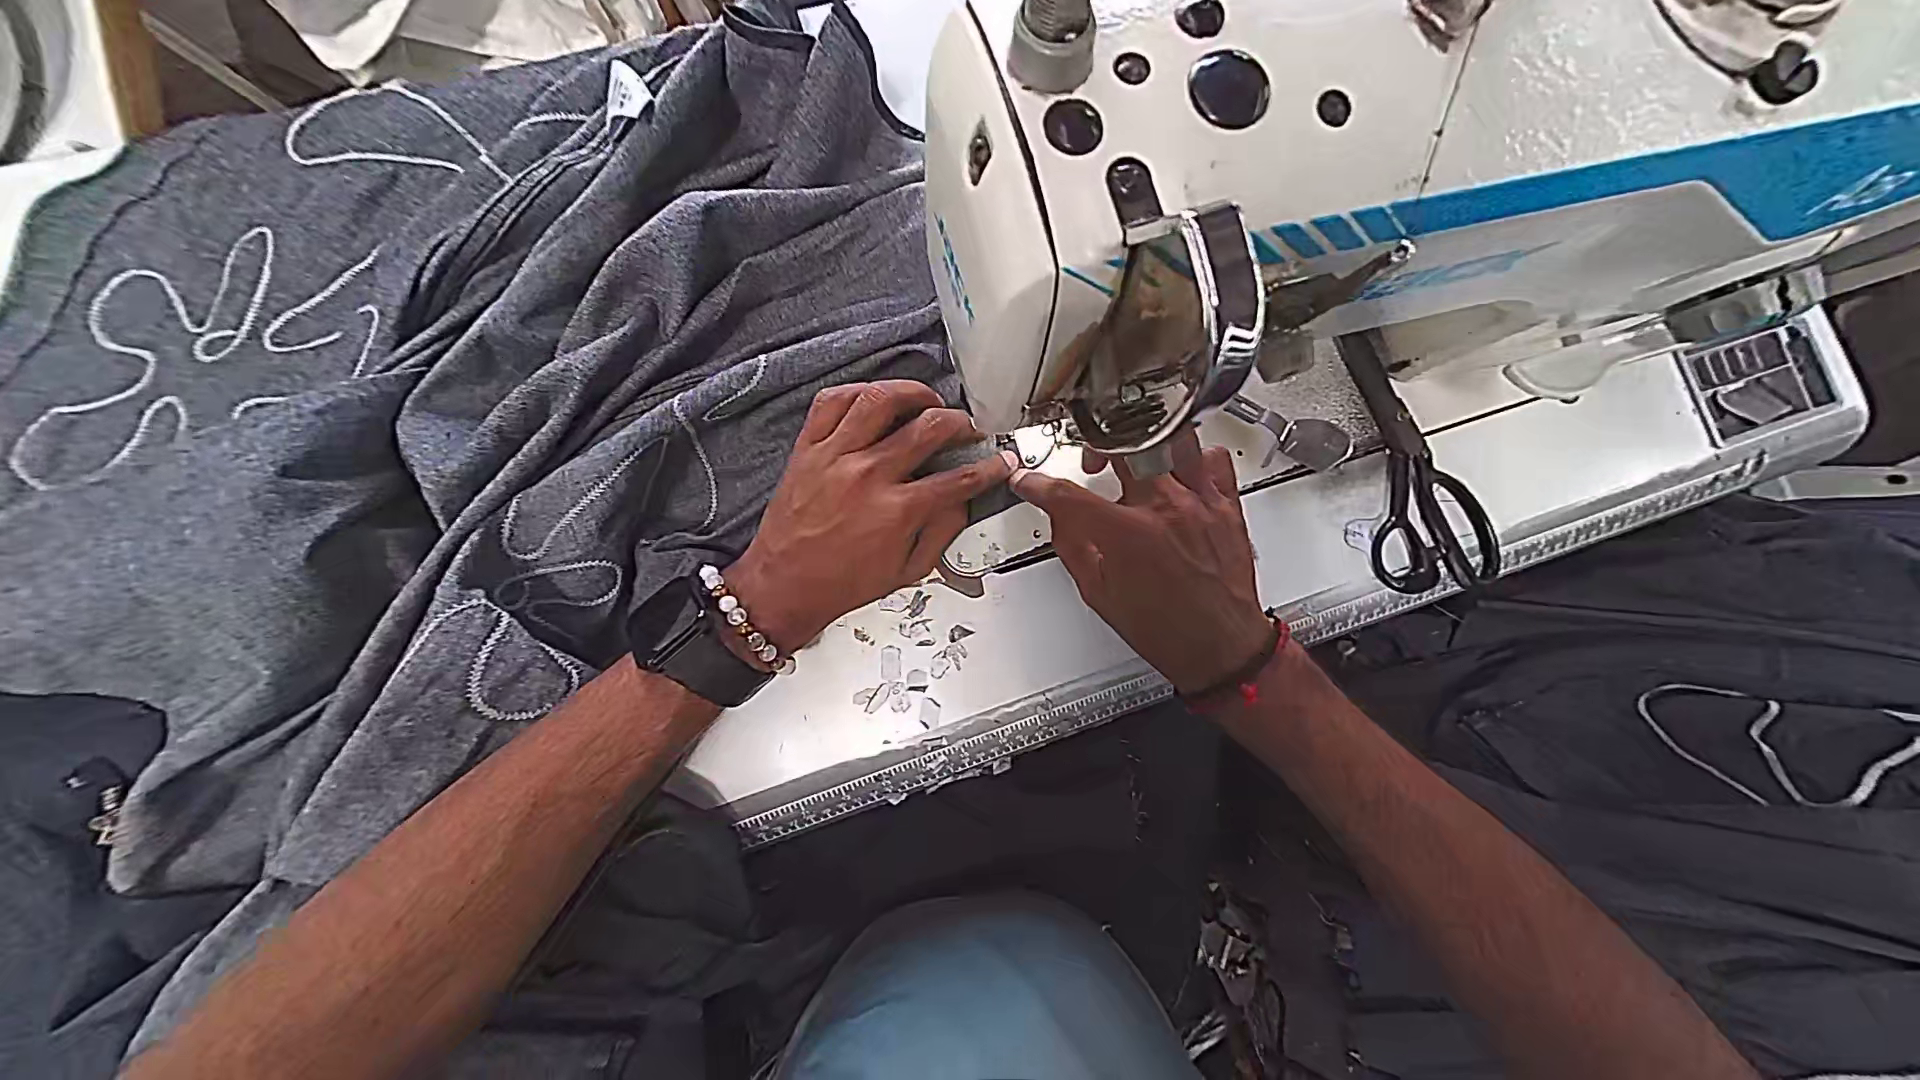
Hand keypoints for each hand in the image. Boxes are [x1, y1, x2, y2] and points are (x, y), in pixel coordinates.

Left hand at [725, 380, 1014, 651]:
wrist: (784, 585)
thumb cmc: (839, 582)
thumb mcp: (907, 570)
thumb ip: (941, 532)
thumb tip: (962, 502)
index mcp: (897, 511)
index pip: (959, 478)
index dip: (989, 467)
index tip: (998, 461)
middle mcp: (868, 477)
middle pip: (930, 427)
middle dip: (961, 425)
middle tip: (967, 430)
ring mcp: (836, 457)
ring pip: (882, 399)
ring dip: (915, 393)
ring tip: (927, 401)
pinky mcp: (809, 449)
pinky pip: (832, 401)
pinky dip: (859, 391)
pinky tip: (875, 399)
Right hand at [1009, 428, 1272, 695]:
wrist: (1220, 647)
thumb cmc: (1167, 629)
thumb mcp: (1099, 592)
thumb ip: (1074, 546)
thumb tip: (1060, 518)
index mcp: (1127, 535)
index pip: (1067, 494)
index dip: (1038, 485)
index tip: (1031, 483)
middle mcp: (1166, 510)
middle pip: (1124, 443)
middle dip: (1096, 445)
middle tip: (1092, 462)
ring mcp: (1200, 504)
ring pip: (1173, 437)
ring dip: (1144, 443)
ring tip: (1135, 458)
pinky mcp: (1227, 507)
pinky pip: (1213, 460)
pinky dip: (1192, 459)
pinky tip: (1179, 474)